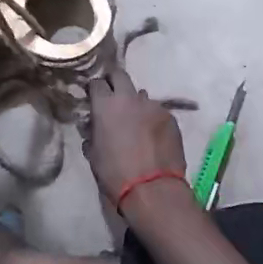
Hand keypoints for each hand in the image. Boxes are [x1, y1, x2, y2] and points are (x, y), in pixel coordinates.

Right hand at [86, 65, 187, 210]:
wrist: (152, 188)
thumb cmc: (115, 173)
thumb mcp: (94, 155)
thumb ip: (92, 134)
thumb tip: (91, 127)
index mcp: (106, 105)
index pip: (96, 83)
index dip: (94, 89)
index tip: (93, 97)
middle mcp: (130, 98)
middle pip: (120, 75)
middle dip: (114, 81)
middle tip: (112, 97)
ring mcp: (153, 105)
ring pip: (141, 96)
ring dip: (136, 104)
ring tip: (136, 123)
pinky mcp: (170, 117)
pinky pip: (157, 112)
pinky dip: (152, 119)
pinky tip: (152, 136)